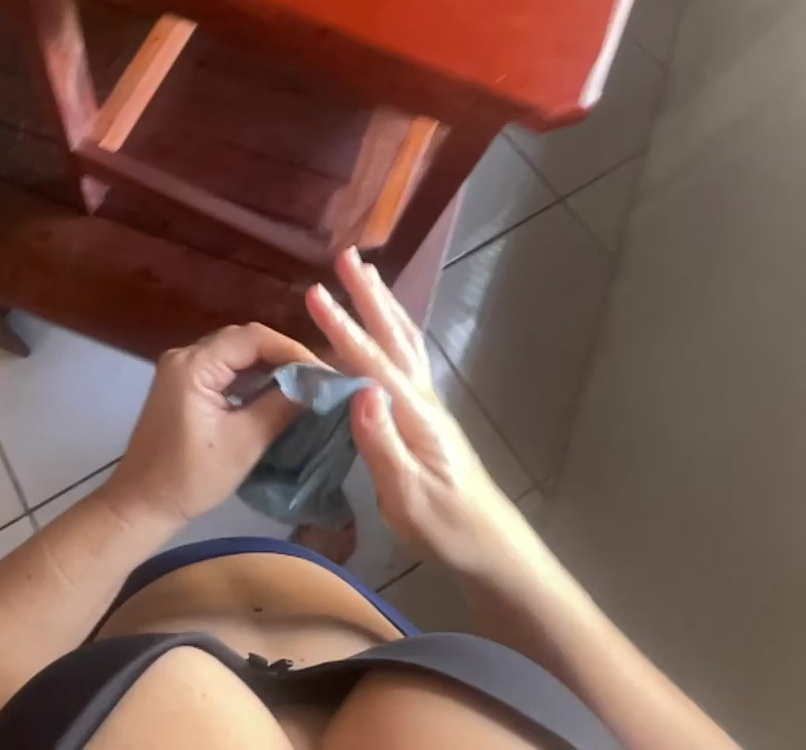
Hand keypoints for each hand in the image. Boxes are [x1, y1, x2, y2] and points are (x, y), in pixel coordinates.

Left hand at [104, 324, 319, 525]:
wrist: (141, 503)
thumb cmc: (190, 477)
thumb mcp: (243, 443)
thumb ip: (280, 407)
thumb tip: (317, 386)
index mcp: (193, 365)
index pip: (251, 338)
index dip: (292, 350)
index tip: (324, 371)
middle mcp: (184, 356)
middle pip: (242, 341)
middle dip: (283, 356)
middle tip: (319, 377)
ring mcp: (181, 370)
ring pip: (234, 354)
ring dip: (268, 366)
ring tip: (305, 383)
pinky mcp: (183, 385)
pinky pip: (223, 369)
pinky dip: (250, 377)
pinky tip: (275, 392)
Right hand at [306, 250, 554, 594]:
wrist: (492, 548)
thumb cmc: (447, 528)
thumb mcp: (407, 497)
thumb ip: (381, 444)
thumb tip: (359, 389)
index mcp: (415, 414)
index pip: (371, 362)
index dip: (342, 327)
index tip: (314, 292)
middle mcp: (424, 398)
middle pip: (395, 334)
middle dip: (368, 294)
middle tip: (347, 256)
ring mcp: (427, 403)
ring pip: (405, 340)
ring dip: (383, 303)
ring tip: (364, 273)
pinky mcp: (425, 413)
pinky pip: (406, 356)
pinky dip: (391, 328)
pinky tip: (383, 324)